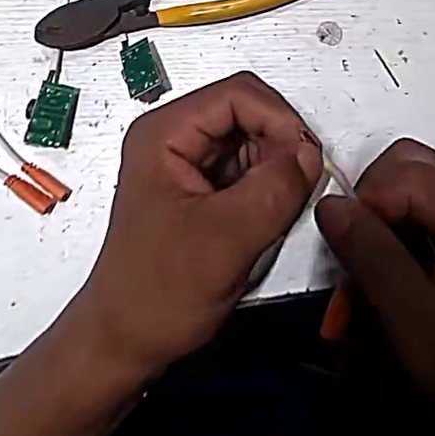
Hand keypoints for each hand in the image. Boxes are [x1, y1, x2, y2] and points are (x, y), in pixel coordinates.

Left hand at [70, 72, 323, 375]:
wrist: (127, 341)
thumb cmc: (151, 296)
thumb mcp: (223, 241)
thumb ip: (272, 191)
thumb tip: (308, 154)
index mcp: (163, 134)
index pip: (237, 94)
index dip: (278, 118)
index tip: (304, 154)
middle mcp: (174, 137)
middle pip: (247, 109)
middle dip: (280, 141)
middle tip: (298, 180)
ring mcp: (188, 159)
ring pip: (252, 136)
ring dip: (275, 165)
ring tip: (276, 206)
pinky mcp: (203, 183)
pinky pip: (249, 164)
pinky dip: (267, 183)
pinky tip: (265, 214)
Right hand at [315, 139, 434, 435]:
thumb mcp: (422, 334)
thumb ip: (374, 261)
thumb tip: (331, 206)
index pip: (409, 173)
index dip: (367, 204)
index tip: (347, 249)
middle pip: (414, 165)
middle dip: (374, 204)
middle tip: (359, 256)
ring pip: (418, 181)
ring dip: (386, 218)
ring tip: (376, 269)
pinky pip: (432, 206)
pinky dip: (403, 230)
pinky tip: (399, 271)